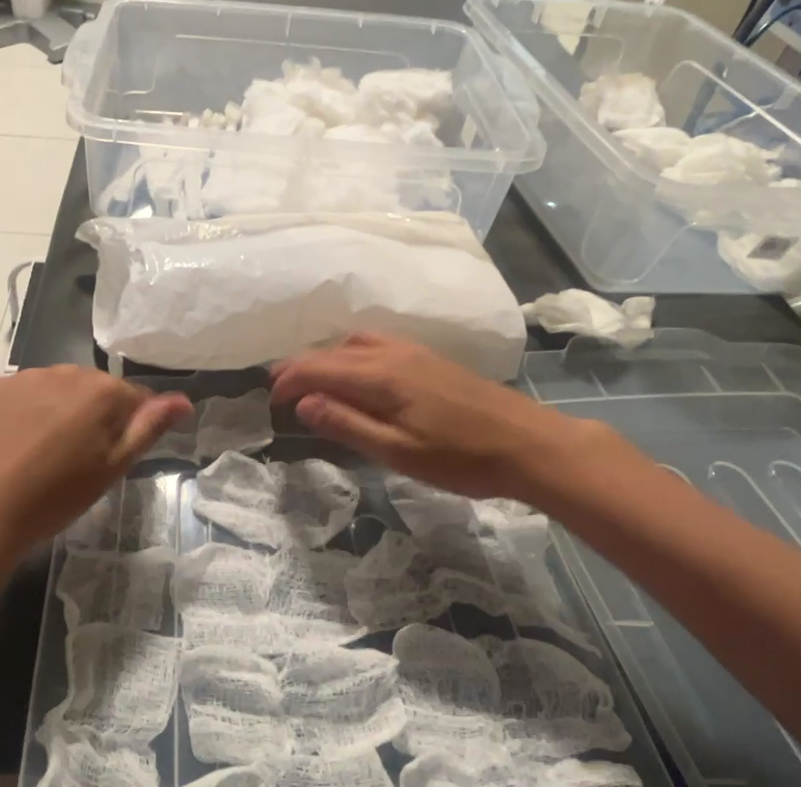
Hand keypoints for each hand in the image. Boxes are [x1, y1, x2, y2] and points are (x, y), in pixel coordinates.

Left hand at [0, 366, 191, 549]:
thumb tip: (183, 400)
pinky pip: (23, 393)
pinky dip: (26, 411)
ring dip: (60, 410)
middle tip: (79, 461)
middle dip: (94, 415)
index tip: (114, 456)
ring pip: (57, 388)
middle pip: (94, 389)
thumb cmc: (54, 498)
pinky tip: (16, 444)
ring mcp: (24, 377)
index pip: (135, 397)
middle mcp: (65, 371)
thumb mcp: (111, 469)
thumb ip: (148, 428)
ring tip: (45, 454)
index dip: (131, 426)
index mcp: (101, 391)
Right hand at [269, 332, 609, 503]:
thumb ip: (348, 424)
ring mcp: (414, 352)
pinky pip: (376, 345)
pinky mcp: (430, 359)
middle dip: (301, 366)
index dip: (290, 381)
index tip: (272, 400)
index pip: (319, 368)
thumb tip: (302, 403)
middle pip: (334, 352)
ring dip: (327, 357)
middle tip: (279, 387)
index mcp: (380, 376)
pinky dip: (351, 355)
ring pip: (356, 344)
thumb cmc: (461, 457)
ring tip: (313, 381)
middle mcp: (392, 354)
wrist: (528, 443)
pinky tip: (357, 375)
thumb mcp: (398, 451)